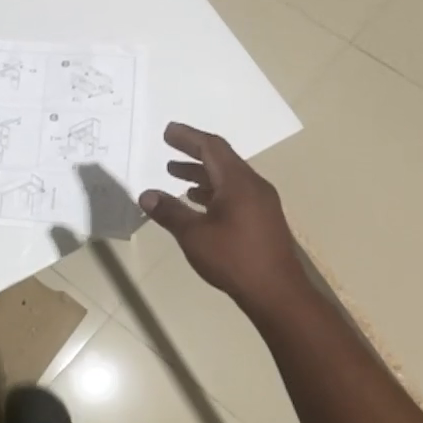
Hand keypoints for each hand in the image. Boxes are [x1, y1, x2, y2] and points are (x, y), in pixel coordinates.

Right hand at [139, 122, 307, 308]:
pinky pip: (233, 193)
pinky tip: (196, 200)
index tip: (168, 131)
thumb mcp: (194, 235)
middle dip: (193, 152)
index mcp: (238, 183)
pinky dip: (211, 190)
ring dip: (200, 173)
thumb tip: (146, 195)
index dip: (188, 137)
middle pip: (221, 160)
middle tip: (169, 146)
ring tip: (174, 173)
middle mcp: (253, 187)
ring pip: (226, 178)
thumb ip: (169, 212)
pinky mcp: (261, 219)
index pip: (212, 148)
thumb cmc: (233, 258)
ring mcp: (260, 203)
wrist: (276, 291)